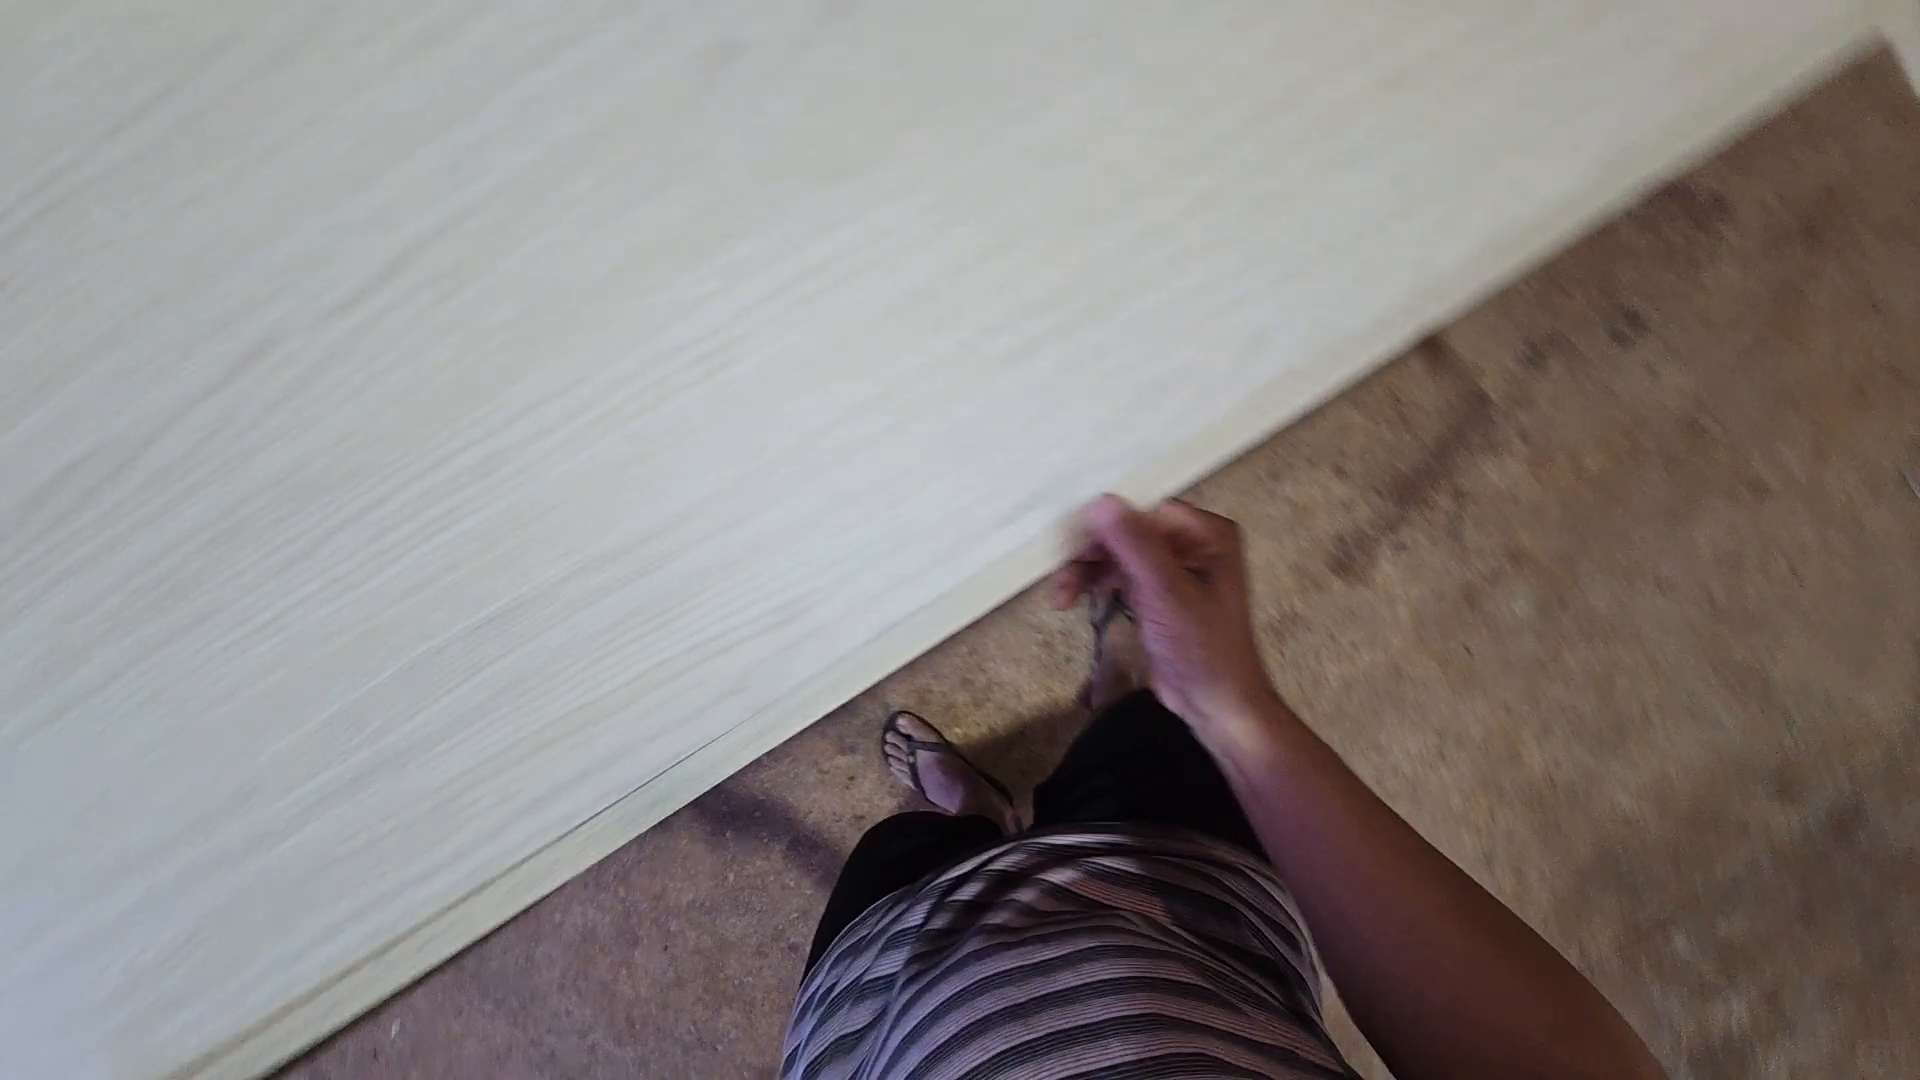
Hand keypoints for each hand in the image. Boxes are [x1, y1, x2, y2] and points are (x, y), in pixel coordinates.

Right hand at [1050, 494, 1280, 735]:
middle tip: (1061, 579)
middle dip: (1091, 554)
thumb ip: (1133, 544)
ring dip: (1086, 571)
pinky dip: (1095, 584)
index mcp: (1206, 533)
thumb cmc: (1200, 647)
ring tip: (1060, 597)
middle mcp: (1191, 542)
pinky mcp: (1155, 591)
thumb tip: (1099, 501)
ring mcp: (1172, 567)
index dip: (1106, 526)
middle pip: (1126, 531)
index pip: (1144, 511)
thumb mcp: (1165, 592)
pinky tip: (1072, 600)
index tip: (1071, 544)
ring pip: (1116, 553)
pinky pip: (1118, 574)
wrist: (1214, 705)